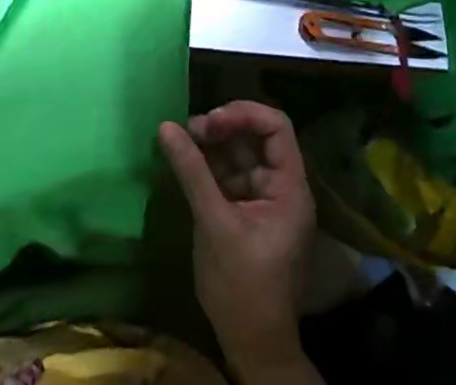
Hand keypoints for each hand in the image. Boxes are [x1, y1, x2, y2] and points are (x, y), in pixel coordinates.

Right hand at [159, 101, 316, 377]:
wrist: (251, 342)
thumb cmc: (242, 284)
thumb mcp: (214, 223)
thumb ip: (192, 172)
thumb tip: (166, 126)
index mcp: (289, 187)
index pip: (276, 128)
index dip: (244, 114)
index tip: (209, 122)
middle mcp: (279, 186)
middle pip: (255, 137)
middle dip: (221, 127)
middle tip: (188, 131)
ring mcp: (261, 198)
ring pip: (237, 153)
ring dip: (210, 143)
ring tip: (180, 142)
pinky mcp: (242, 209)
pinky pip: (225, 174)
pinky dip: (205, 164)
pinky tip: (183, 160)